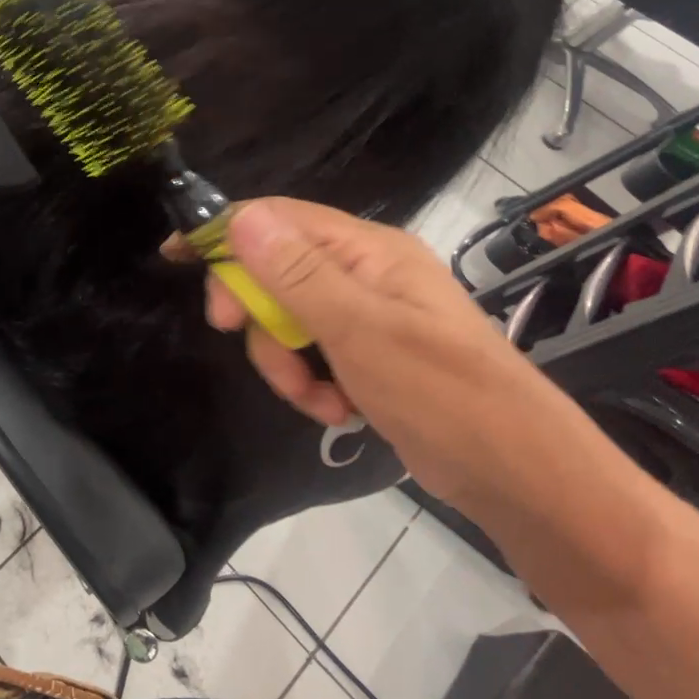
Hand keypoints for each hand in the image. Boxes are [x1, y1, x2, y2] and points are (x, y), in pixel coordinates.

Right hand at [187, 198, 551, 500]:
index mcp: (369, 251)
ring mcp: (368, 316)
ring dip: (284, 361)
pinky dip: (310, 382)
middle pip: (274, 270)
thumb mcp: (360, 331)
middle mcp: (366, 273)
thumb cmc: (445, 395)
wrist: (524, 481)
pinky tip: (335, 411)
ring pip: (287, 319)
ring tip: (313, 399)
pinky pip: (311, 354)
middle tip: (234, 335)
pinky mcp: (369, 356)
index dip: (223, 231)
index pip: (277, 218)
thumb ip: (295, 273)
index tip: (174, 256)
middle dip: (255, 310)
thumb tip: (238, 217)